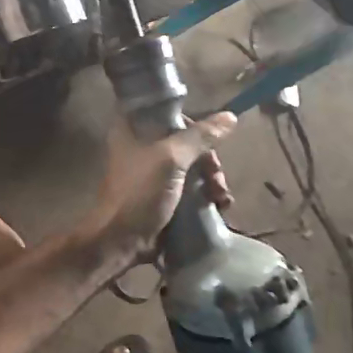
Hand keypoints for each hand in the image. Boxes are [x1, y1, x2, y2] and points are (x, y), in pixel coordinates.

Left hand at [81, 112, 235, 263]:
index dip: (189, 121)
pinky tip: (219, 205)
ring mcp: (152, 174)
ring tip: (220, 197)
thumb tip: (230, 117)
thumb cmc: (140, 192)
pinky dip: (206, 194)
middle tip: (215, 175)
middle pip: (185, 142)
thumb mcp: (171, 159)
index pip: (166, 112)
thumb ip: (200, 137)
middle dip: (207, 159)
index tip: (206, 136)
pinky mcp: (162, 197)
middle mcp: (141, 147)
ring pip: (191, 167)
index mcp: (132, 129)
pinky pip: (190, 188)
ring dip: (210, 179)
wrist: (122, 241)